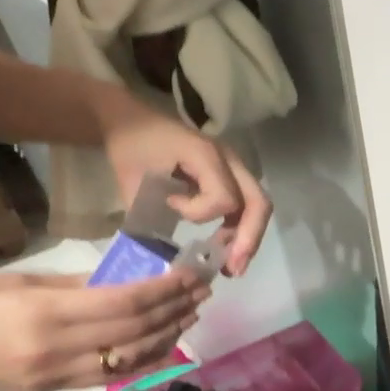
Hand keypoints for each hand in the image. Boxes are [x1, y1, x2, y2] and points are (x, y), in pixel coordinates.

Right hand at [0, 271, 207, 390]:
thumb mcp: (12, 283)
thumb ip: (73, 285)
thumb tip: (124, 279)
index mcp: (45, 314)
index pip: (127, 302)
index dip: (166, 288)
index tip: (191, 273)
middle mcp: (59, 349)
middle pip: (137, 329)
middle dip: (176, 308)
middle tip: (203, 290)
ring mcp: (59, 375)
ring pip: (133, 356)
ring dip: (169, 334)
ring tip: (192, 313)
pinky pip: (113, 376)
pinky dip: (146, 360)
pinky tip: (167, 346)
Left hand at [96, 94, 270, 275]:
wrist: (132, 122)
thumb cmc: (130, 147)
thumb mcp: (130, 180)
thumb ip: (147, 215)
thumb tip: (159, 254)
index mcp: (205, 156)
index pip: (223, 198)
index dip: (198, 212)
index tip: (170, 205)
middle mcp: (230, 161)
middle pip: (259, 203)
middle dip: (248, 239)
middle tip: (234, 269)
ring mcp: (235, 168)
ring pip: (258, 208)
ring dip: (247, 238)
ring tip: (232, 266)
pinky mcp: (232, 177)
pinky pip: (247, 206)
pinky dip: (240, 229)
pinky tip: (225, 246)